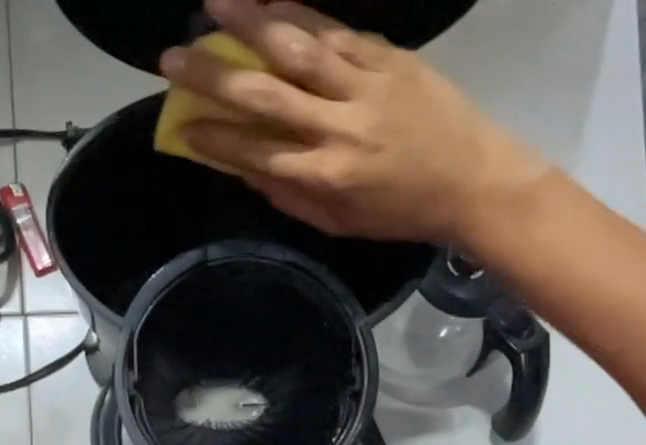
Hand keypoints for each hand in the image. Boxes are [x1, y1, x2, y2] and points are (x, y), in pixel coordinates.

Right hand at [159, 0, 551, 246]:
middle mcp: (340, 128)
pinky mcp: (389, 58)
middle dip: (212, 74)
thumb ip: (290, 196)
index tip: (180, 125)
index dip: (213, 139)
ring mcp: (365, 86)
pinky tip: (268, 2)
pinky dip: (299, 14)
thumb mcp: (339, 222)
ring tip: (214, 3)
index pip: (255, 153)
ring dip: (250, 23)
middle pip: (264, 95)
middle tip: (171, 57)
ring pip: (298, 48)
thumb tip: (246, 168)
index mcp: (326, 176)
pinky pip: (335, 31)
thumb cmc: (401, 212)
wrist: (475, 181)